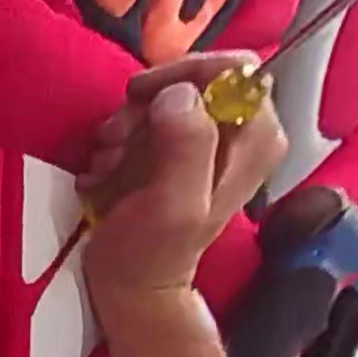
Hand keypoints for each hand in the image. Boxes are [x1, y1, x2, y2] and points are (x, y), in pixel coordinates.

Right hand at [79, 52, 286, 302]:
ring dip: (122, 130)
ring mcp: (200, 146)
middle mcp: (235, 135)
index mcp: (253, 140)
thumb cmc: (149, 254)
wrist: (130, 287)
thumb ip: (186, 145)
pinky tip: (104, 173)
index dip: (182, 75)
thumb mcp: (173, 205)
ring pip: (159, 105)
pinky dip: (116, 146)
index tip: (136, 100)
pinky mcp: (169, 157)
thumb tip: (175, 95)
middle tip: (113, 143)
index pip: (232, 69)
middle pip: (190, 84)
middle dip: (142, 110)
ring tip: (105, 166)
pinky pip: (141, 128)